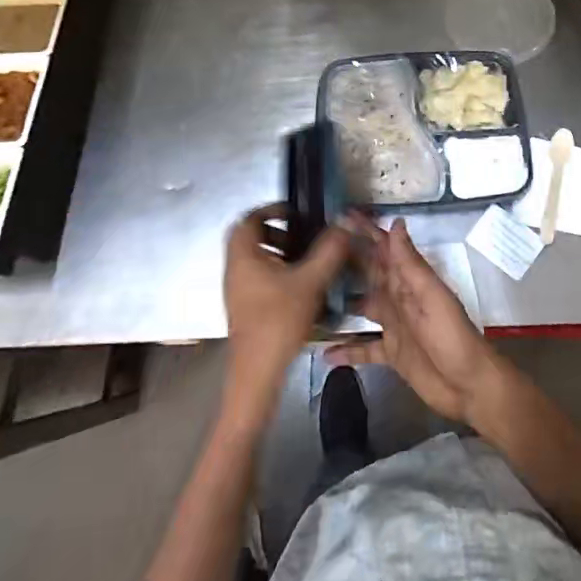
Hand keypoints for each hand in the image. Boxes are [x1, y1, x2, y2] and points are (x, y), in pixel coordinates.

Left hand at [223, 204, 350, 401]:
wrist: (258, 371)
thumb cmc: (279, 321)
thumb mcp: (311, 281)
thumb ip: (330, 250)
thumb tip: (345, 223)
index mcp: (243, 256)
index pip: (249, 218)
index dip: (271, 209)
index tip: (295, 212)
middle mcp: (234, 269)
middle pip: (250, 238)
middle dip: (278, 232)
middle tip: (302, 237)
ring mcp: (236, 290)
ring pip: (255, 259)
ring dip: (279, 254)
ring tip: (307, 262)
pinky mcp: (244, 307)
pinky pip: (258, 277)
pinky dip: (277, 273)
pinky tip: (301, 288)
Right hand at [330, 219, 504, 422]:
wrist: (468, 385)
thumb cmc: (451, 336)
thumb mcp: (431, 297)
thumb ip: (410, 264)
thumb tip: (396, 223)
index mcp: (409, 283)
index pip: (385, 249)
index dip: (366, 232)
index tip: (340, 217)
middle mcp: (399, 300)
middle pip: (369, 274)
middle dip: (346, 261)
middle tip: (314, 251)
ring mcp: (394, 327)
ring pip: (361, 308)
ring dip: (339, 302)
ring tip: (309, 297)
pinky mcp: (392, 354)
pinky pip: (364, 349)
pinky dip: (346, 350)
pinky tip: (324, 353)